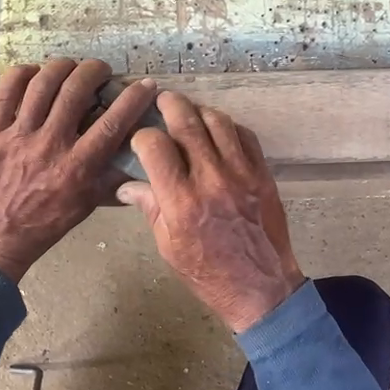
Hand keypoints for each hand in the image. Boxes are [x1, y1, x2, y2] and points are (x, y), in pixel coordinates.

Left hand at [0, 58, 159, 282]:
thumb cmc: (48, 222)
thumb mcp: (89, 203)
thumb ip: (114, 178)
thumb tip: (145, 158)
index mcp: (78, 165)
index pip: (113, 121)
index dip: (134, 97)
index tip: (145, 84)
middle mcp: (50, 145)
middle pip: (75, 91)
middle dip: (94, 71)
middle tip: (101, 70)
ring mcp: (17, 137)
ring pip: (41, 85)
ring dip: (61, 67)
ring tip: (71, 67)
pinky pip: (4, 94)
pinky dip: (21, 75)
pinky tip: (34, 73)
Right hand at [116, 92, 305, 332]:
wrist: (261, 289)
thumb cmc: (208, 274)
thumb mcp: (169, 248)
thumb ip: (150, 209)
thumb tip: (127, 185)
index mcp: (181, 202)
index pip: (155, 147)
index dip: (142, 136)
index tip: (140, 139)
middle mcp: (211, 180)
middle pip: (187, 123)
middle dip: (170, 105)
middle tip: (162, 100)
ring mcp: (241, 174)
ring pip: (219, 122)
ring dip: (200, 111)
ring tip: (190, 113)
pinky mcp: (263, 174)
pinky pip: (246, 136)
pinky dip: (230, 127)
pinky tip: (219, 131)